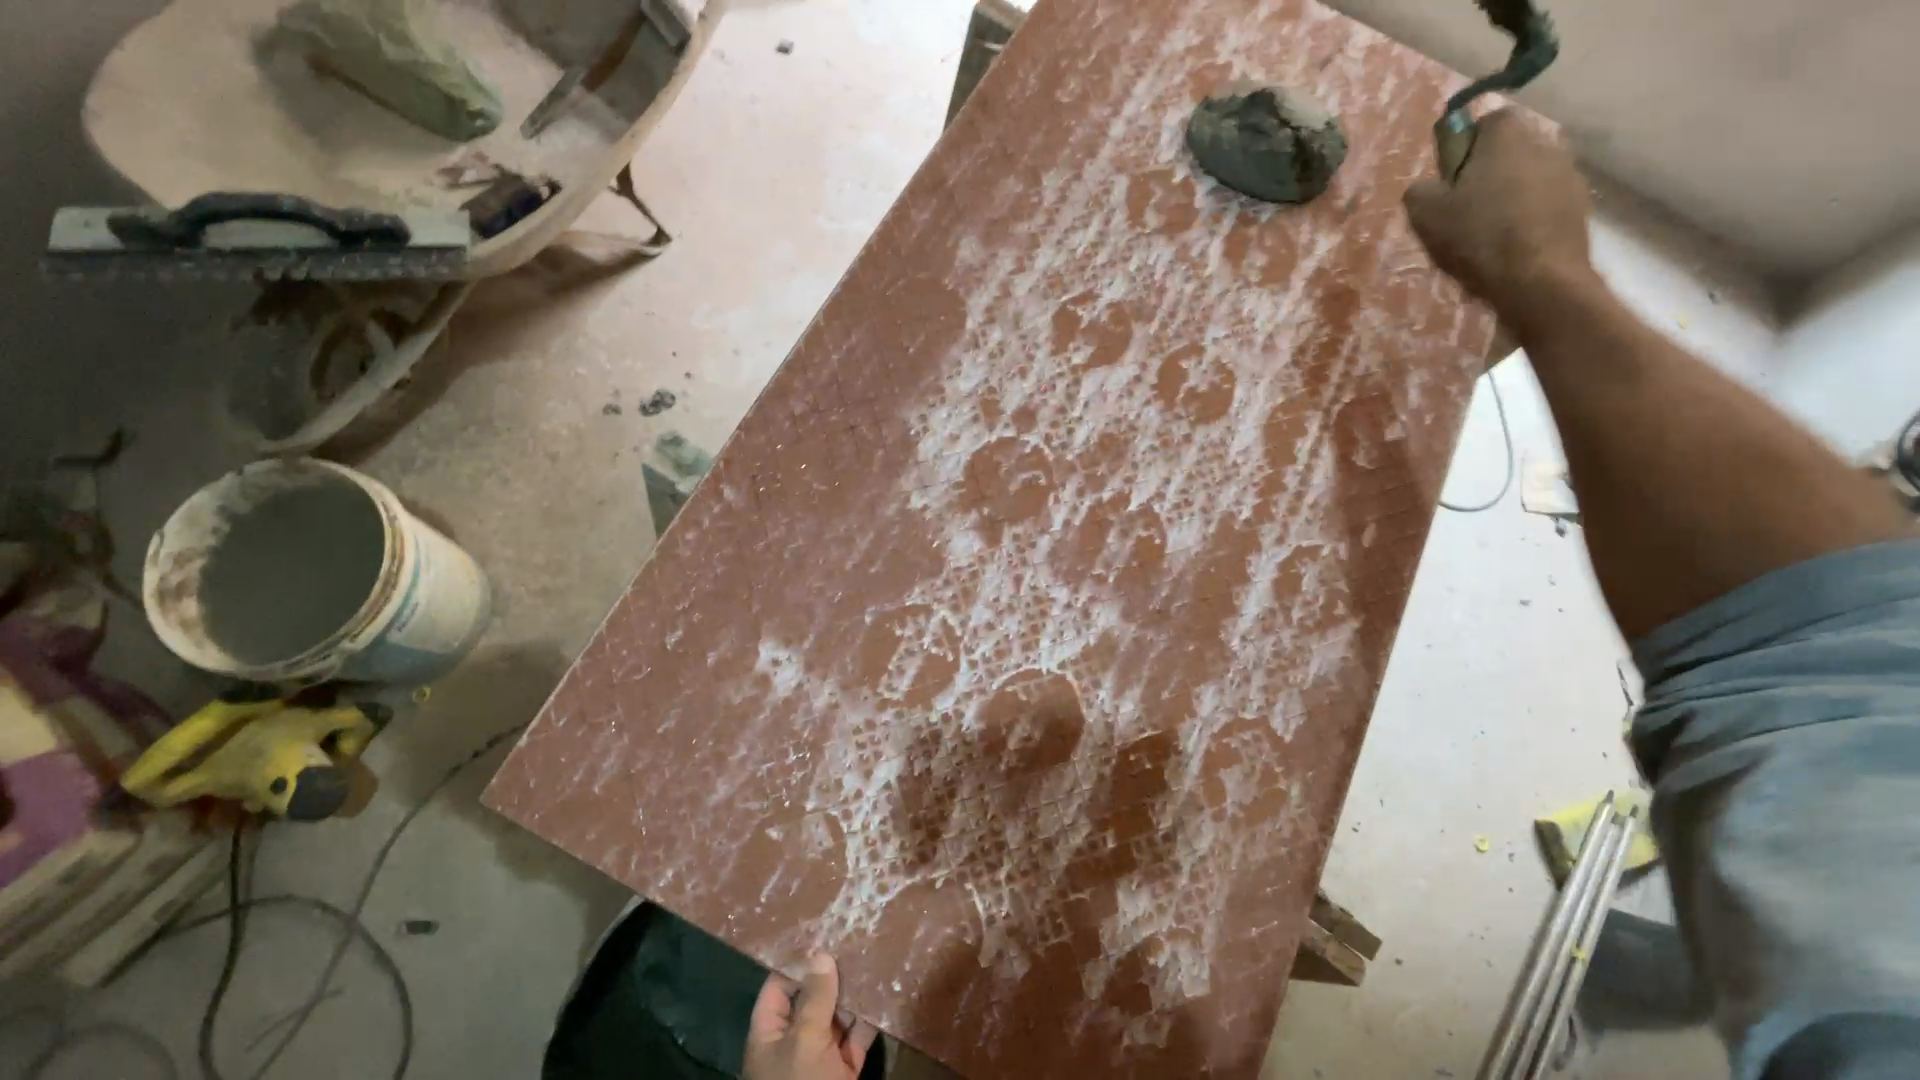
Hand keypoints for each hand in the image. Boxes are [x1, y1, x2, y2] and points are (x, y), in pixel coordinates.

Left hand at [744, 953, 878, 1079]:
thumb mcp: (804, 1041)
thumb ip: (814, 999)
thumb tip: (820, 955)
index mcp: (769, 1035)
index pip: (778, 988)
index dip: (797, 961)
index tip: (823, 932)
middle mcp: (793, 1043)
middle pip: (811, 1000)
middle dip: (833, 975)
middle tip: (856, 940)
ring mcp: (819, 1059)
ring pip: (837, 1018)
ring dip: (855, 996)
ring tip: (874, 959)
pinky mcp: (844, 1073)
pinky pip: (857, 1040)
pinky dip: (870, 1021)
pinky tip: (885, 996)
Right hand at [1404, 110, 1596, 322]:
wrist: (1537, 278)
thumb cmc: (1477, 237)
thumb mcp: (1426, 214)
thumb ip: (1419, 189)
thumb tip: (1426, 185)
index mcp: (1506, 137)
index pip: (1488, 119)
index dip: (1468, 143)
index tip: (1453, 173)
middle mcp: (1544, 143)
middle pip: (1511, 149)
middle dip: (1491, 170)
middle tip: (1466, 206)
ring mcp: (1568, 173)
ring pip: (1530, 175)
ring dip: (1512, 193)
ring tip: (1491, 230)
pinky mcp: (1580, 204)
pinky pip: (1547, 201)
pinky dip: (1531, 215)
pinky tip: (1514, 244)